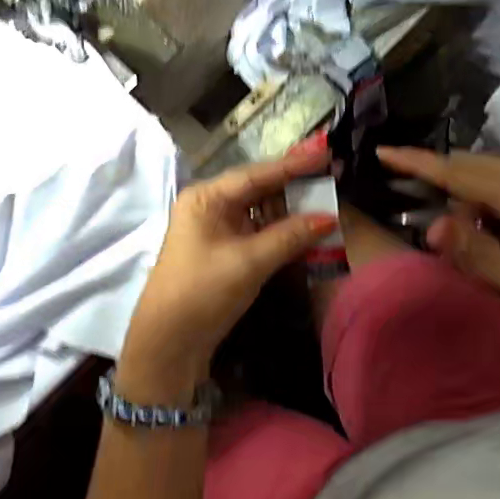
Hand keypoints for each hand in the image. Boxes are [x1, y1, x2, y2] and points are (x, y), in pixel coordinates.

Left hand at [119, 148, 337, 401]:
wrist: (168, 345)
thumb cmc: (202, 293)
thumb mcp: (249, 262)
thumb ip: (290, 235)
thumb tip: (329, 217)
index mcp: (207, 198)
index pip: (257, 173)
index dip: (294, 164)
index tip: (326, 153)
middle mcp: (211, 206)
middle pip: (260, 188)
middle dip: (296, 185)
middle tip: (332, 173)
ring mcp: (217, 229)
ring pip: (262, 210)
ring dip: (292, 210)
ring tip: (327, 201)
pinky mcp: (225, 251)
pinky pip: (259, 231)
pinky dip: (283, 231)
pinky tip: (308, 230)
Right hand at [377, 147, 499, 332]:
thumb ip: (472, 250)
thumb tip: (431, 226)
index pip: (456, 171)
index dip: (416, 162)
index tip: (382, 151)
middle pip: (472, 166)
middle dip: (446, 190)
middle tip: (441, 231)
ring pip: (491, 175)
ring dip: (472, 201)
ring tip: (482, 246)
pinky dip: (492, 201)